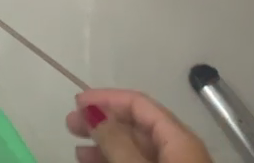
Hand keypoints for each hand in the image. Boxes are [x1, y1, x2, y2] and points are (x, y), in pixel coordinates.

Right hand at [66, 90, 212, 162]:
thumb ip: (115, 140)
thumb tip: (92, 110)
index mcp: (181, 139)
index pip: (139, 103)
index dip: (106, 98)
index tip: (76, 103)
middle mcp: (183, 152)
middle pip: (137, 125)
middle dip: (102, 122)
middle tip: (71, 124)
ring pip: (137, 150)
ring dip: (105, 145)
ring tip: (79, 152)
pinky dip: (116, 162)